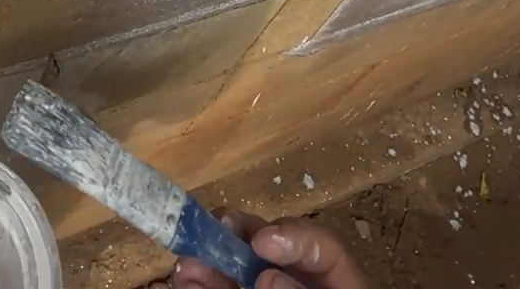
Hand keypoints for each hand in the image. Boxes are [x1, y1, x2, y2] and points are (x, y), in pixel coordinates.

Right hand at [169, 209, 368, 288]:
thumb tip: (266, 274)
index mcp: (337, 282)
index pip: (322, 248)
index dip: (292, 237)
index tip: (261, 243)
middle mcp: (299, 280)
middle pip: (267, 248)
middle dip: (232, 241)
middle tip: (207, 237)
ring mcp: (268, 288)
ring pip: (237, 269)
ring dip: (207, 263)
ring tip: (183, 266)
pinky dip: (200, 286)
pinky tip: (182, 282)